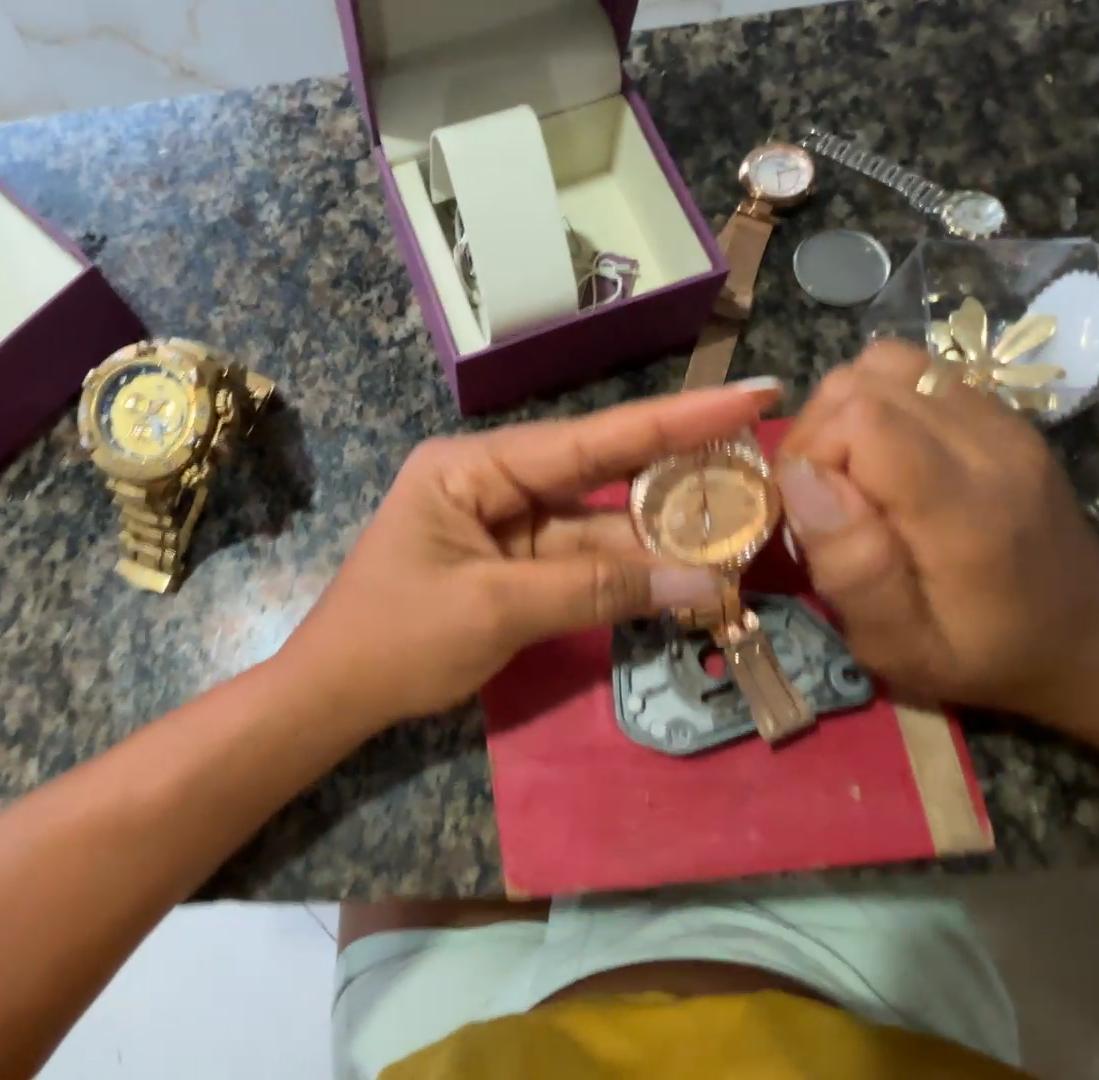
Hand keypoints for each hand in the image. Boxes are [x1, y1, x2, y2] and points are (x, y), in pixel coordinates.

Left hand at [279, 380, 782, 730]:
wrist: (335, 693)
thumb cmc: (397, 638)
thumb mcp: (495, 610)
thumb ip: (596, 591)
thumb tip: (700, 584)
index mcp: (472, 467)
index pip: (586, 439)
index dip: (673, 420)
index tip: (748, 393)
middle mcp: (491, 483)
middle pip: (597, 475)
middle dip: (676, 475)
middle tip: (762, 458)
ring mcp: (501, 527)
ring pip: (594, 527)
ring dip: (657, 539)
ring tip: (741, 530)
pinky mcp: (509, 568)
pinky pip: (577, 564)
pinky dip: (624, 576)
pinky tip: (681, 577)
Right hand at [776, 343, 1098, 720]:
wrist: (1089, 640)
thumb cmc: (982, 657)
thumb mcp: (899, 647)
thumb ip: (851, 568)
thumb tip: (800, 480)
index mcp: (966, 507)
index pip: (859, 417)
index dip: (808, 453)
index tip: (805, 511)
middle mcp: (990, 445)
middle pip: (863, 383)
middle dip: (815, 433)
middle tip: (820, 498)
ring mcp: (1001, 420)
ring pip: (883, 365)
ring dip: (840, 413)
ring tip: (845, 472)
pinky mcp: (999, 413)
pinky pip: (913, 372)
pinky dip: (873, 405)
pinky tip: (879, 458)